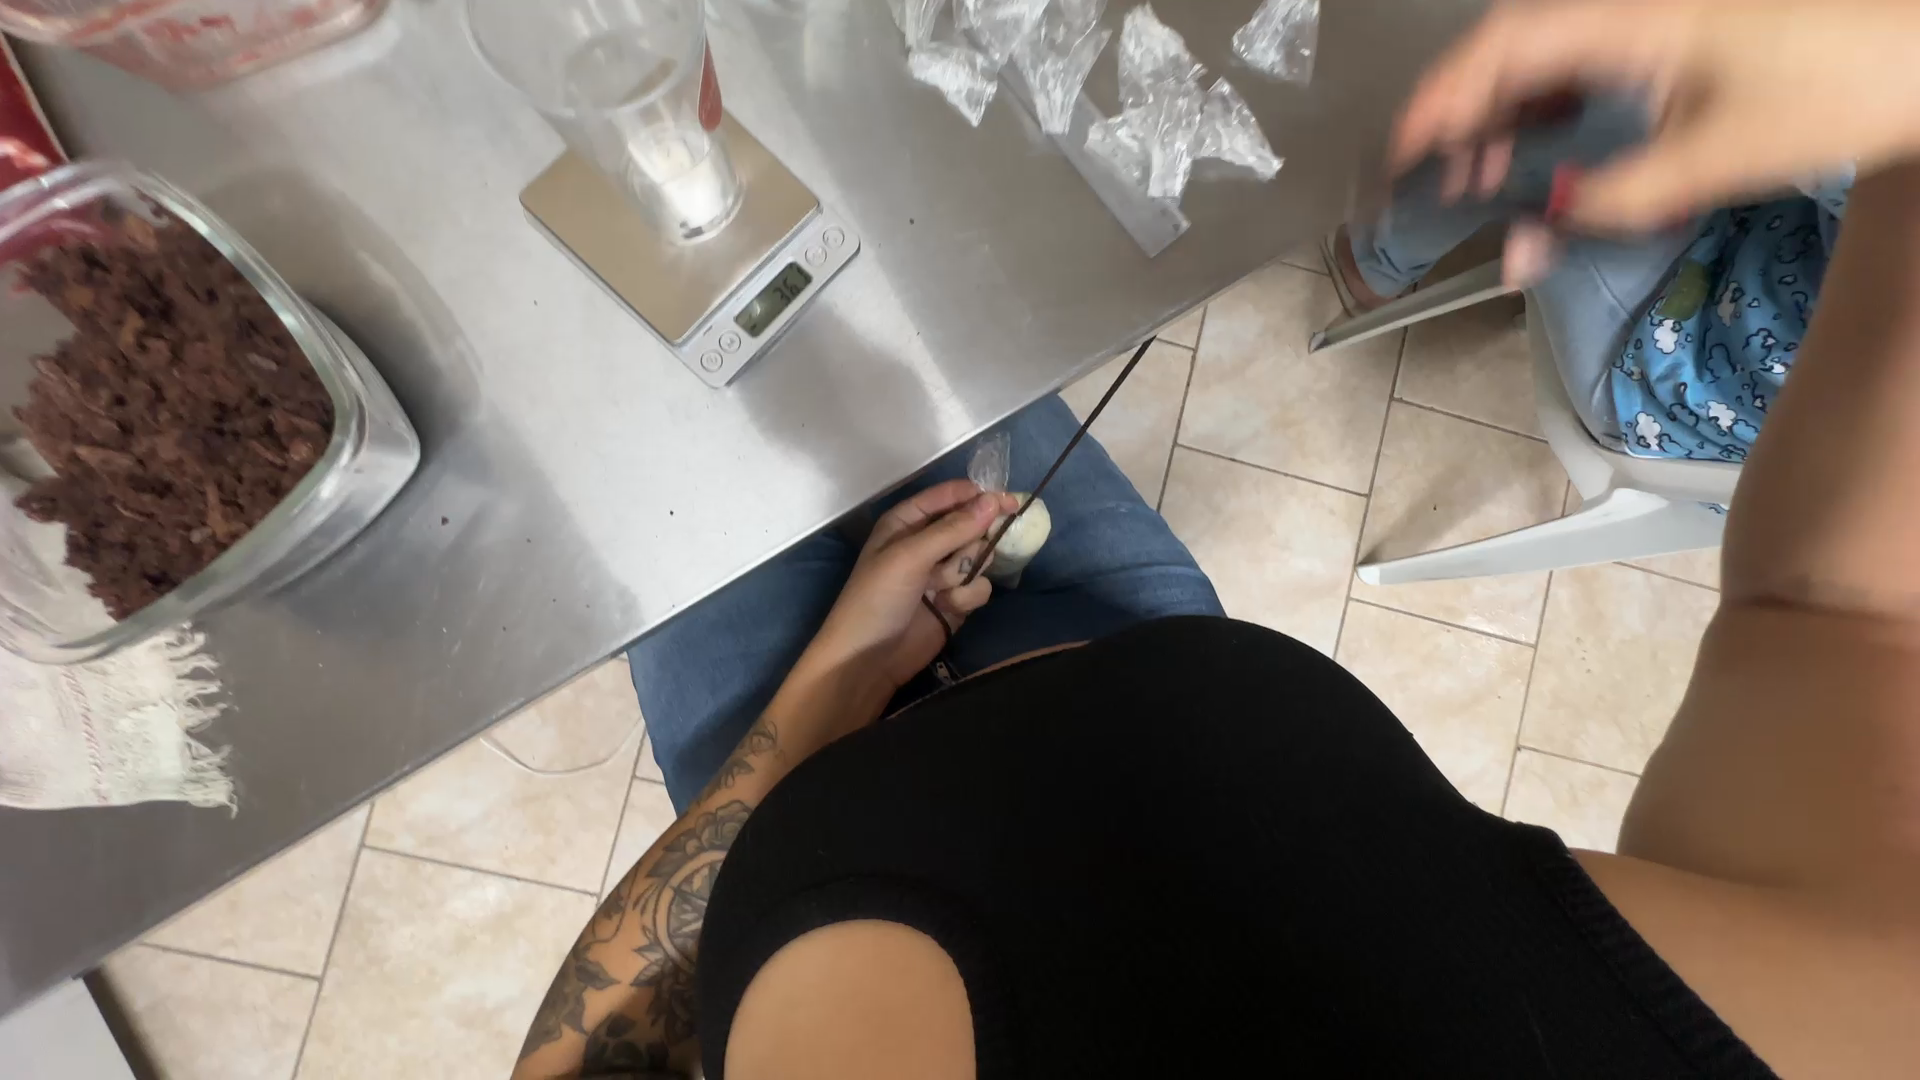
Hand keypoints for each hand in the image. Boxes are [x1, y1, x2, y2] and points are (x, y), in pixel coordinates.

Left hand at [798, 479, 1020, 704]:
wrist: (869, 660)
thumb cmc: (878, 598)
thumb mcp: (910, 556)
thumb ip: (953, 529)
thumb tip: (994, 500)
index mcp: (908, 521)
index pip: (950, 496)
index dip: (977, 495)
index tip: (1007, 501)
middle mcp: (927, 542)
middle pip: (972, 525)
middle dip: (973, 540)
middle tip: (965, 555)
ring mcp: (944, 572)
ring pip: (981, 556)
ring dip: (966, 571)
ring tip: (941, 587)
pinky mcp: (957, 601)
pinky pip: (980, 586)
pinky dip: (967, 597)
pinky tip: (947, 607)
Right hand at [1391, 0, 1919, 232]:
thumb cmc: (1851, 84)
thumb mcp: (1713, 161)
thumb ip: (1601, 209)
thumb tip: (1512, 258)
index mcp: (1637, 18)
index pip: (1502, 47)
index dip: (1438, 102)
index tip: (1400, 159)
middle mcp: (1632, 4)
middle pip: (1506, 45)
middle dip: (1456, 113)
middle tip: (1434, 176)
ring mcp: (1648, 13)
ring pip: (1535, 52)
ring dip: (1492, 114)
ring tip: (1476, 174)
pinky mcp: (1663, 27)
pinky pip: (1571, 59)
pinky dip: (1534, 105)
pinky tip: (1530, 143)